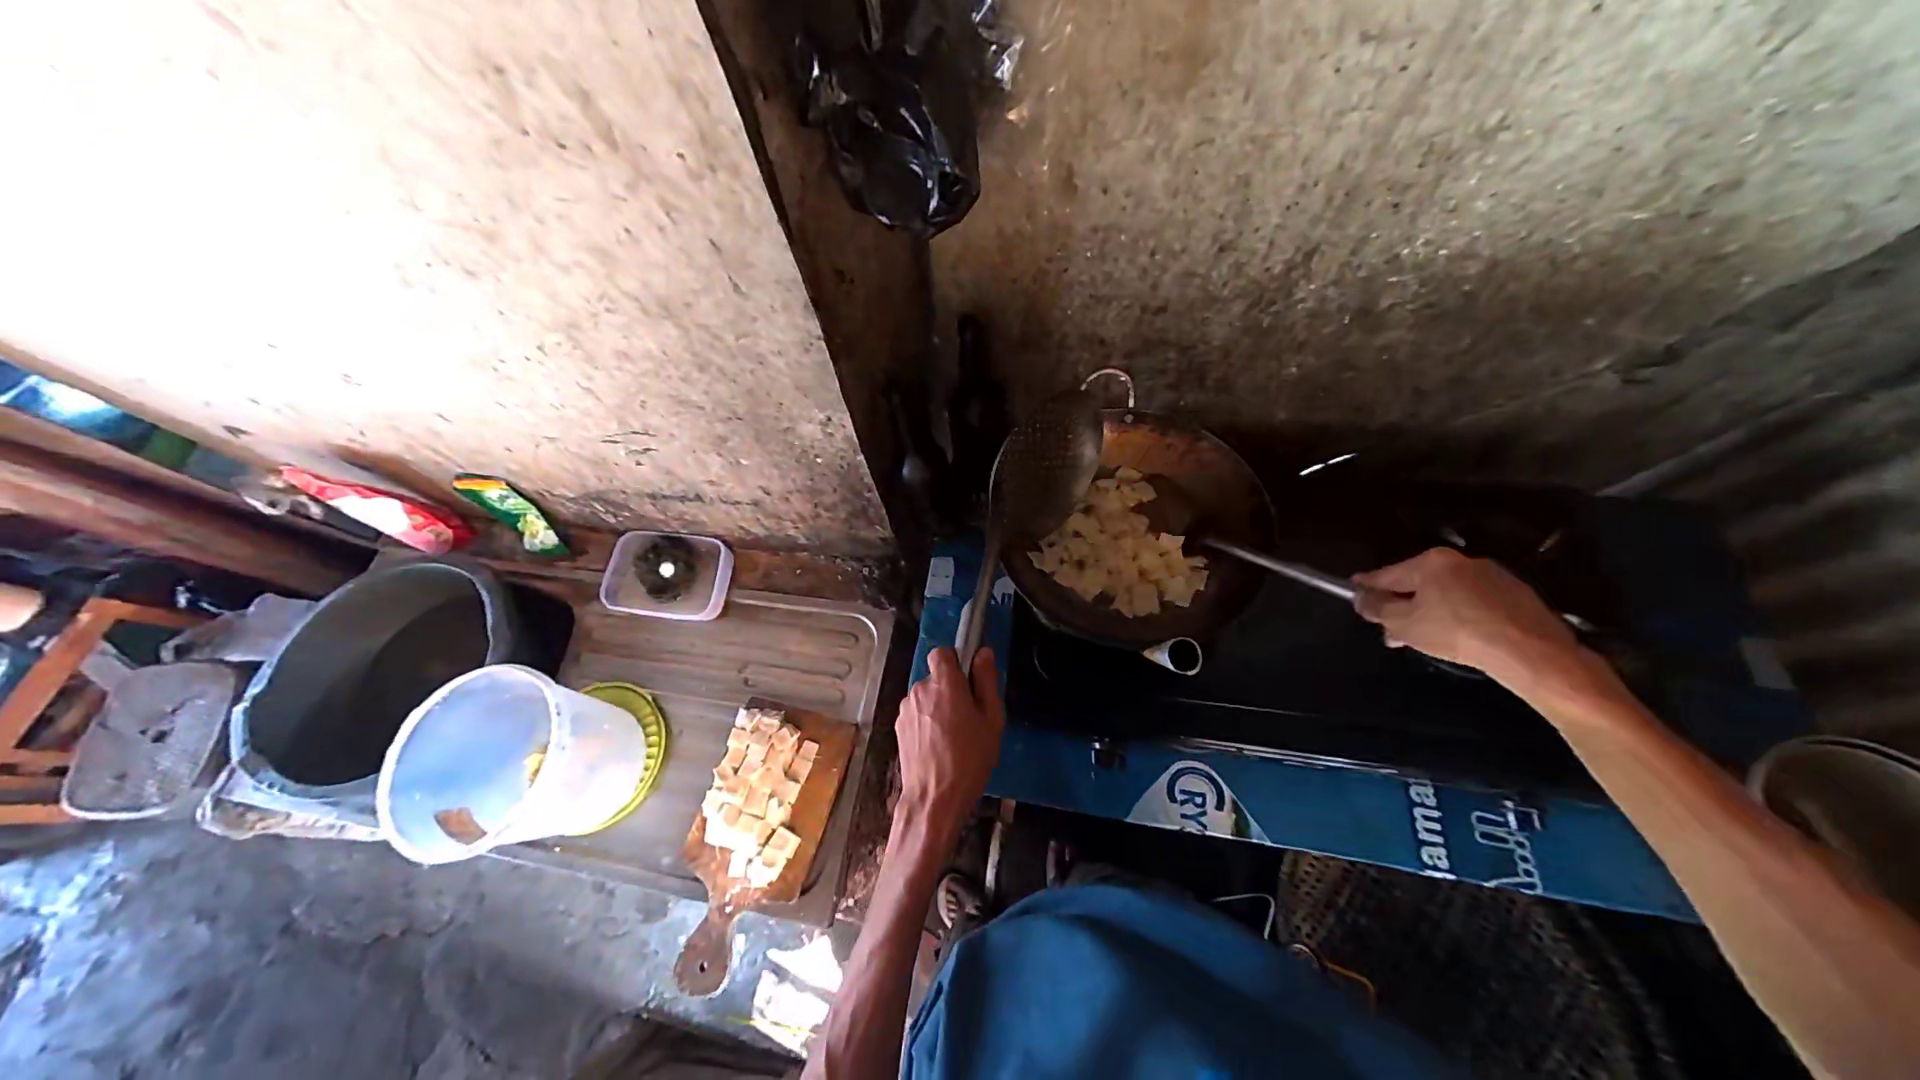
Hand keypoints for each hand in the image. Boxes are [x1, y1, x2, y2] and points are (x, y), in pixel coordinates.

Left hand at [896, 647, 1004, 833]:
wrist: (935, 798)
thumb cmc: (970, 758)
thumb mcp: (991, 720)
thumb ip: (986, 681)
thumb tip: (983, 653)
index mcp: (944, 683)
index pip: (942, 652)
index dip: (955, 662)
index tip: (968, 682)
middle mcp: (920, 689)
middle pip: (935, 677)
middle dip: (949, 689)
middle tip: (968, 716)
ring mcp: (906, 709)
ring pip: (925, 697)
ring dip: (937, 707)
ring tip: (953, 737)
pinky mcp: (898, 727)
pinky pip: (916, 714)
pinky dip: (926, 723)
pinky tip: (937, 746)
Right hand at [1352, 548, 1582, 684]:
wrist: (1530, 652)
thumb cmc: (1457, 633)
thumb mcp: (1403, 624)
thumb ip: (1377, 608)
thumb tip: (1361, 598)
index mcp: (1432, 562)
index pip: (1388, 574)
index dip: (1367, 586)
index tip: (1354, 589)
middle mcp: (1462, 561)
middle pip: (1418, 583)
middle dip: (1402, 606)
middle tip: (1391, 630)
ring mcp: (1492, 576)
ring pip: (1446, 593)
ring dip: (1430, 612)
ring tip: (1425, 639)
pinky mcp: (1514, 594)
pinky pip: (1472, 602)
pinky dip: (1459, 616)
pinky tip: (1459, 637)